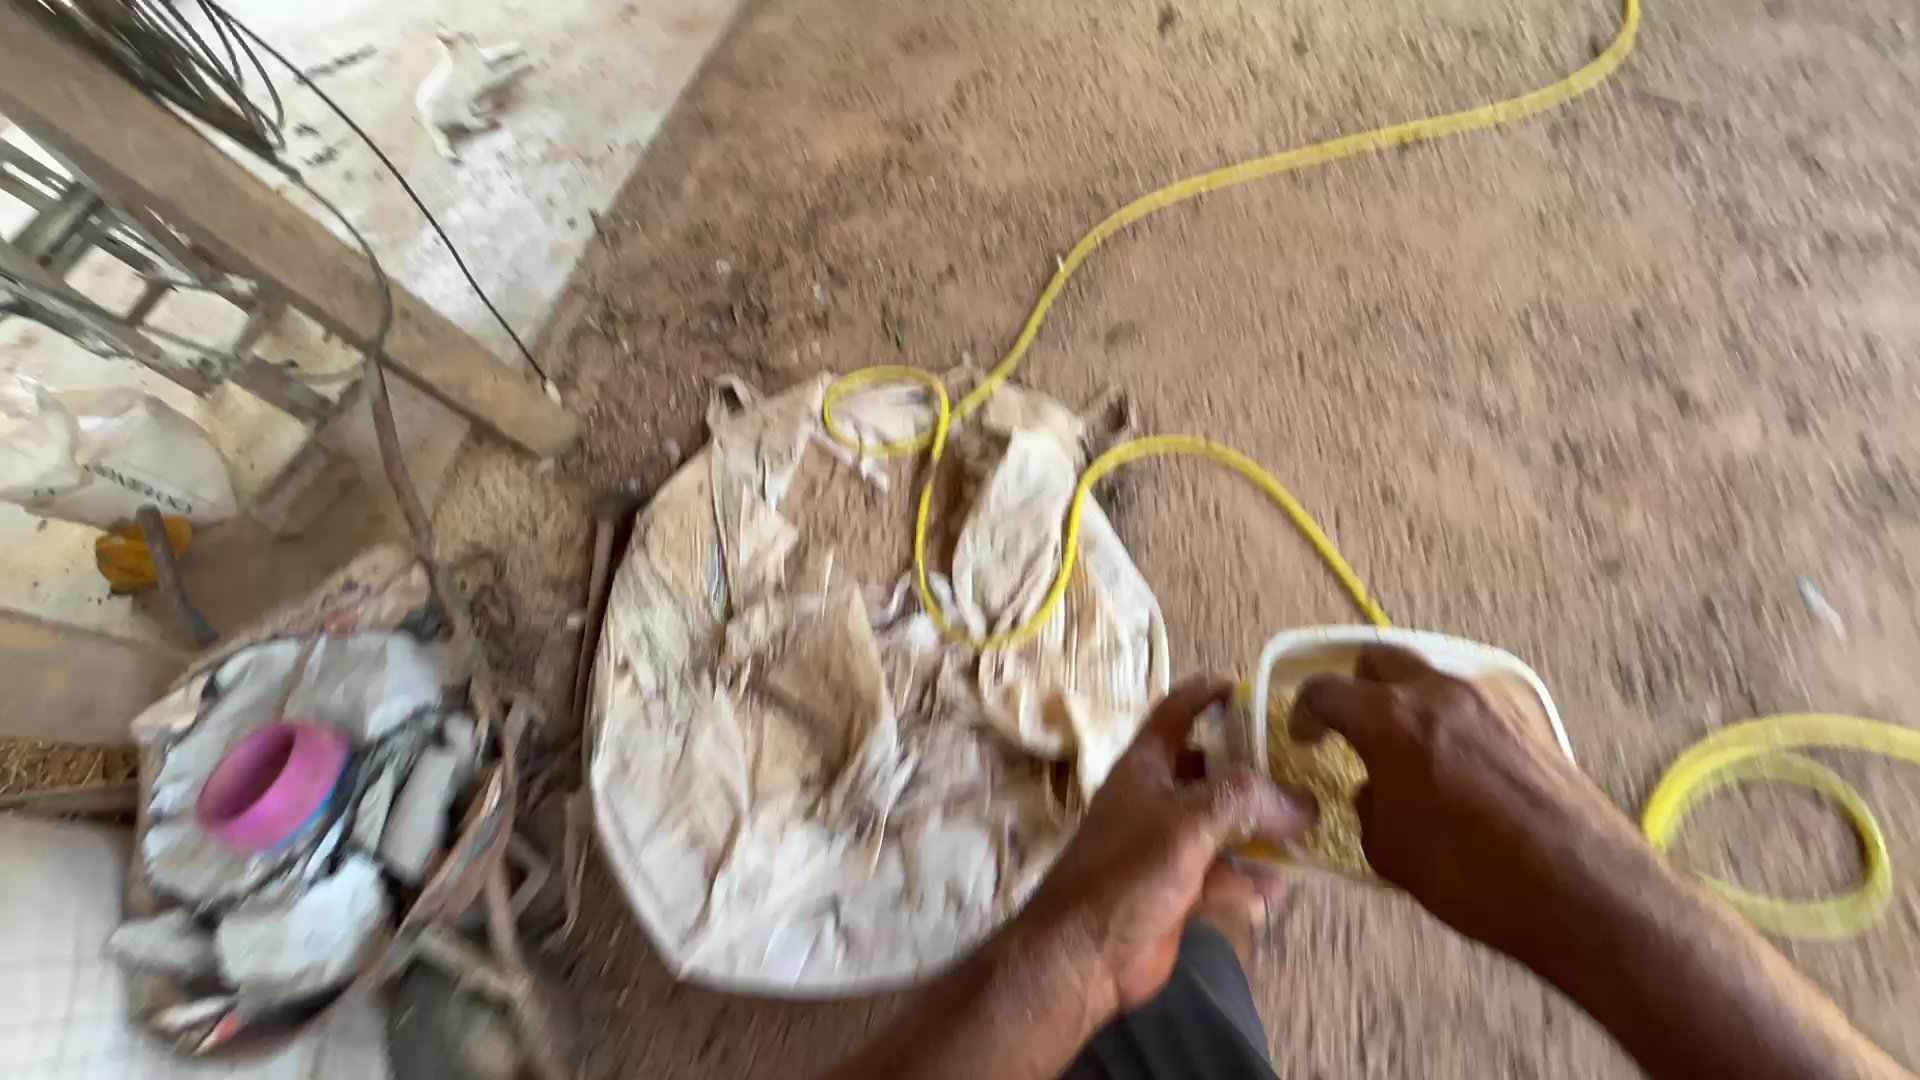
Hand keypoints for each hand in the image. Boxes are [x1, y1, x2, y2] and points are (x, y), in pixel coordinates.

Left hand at [1012, 677, 1316, 1017]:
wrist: (1085, 953)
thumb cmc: (1129, 871)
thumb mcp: (1187, 823)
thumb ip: (1243, 801)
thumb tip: (1302, 802)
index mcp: (1145, 766)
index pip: (1176, 712)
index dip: (1207, 694)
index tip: (1248, 687)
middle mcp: (1155, 796)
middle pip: (1209, 769)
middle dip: (1251, 770)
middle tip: (1300, 770)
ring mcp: (1166, 843)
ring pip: (1222, 824)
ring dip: (1259, 829)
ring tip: (1304, 831)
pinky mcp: (1177, 886)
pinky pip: (1222, 873)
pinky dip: (1249, 878)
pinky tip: (1278, 887)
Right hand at [1291, 645, 1636, 961]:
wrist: (1589, 896)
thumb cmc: (1470, 873)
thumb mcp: (1387, 849)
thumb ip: (1368, 804)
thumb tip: (1375, 790)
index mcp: (1387, 717)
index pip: (1324, 691)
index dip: (1304, 713)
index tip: (1304, 737)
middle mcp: (1435, 692)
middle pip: (1377, 658)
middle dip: (1356, 685)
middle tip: (1353, 723)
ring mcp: (1489, 701)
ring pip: (1429, 676)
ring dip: (1406, 699)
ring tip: (1409, 747)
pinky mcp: (1531, 721)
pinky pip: (1471, 703)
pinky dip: (1450, 720)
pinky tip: (1459, 766)